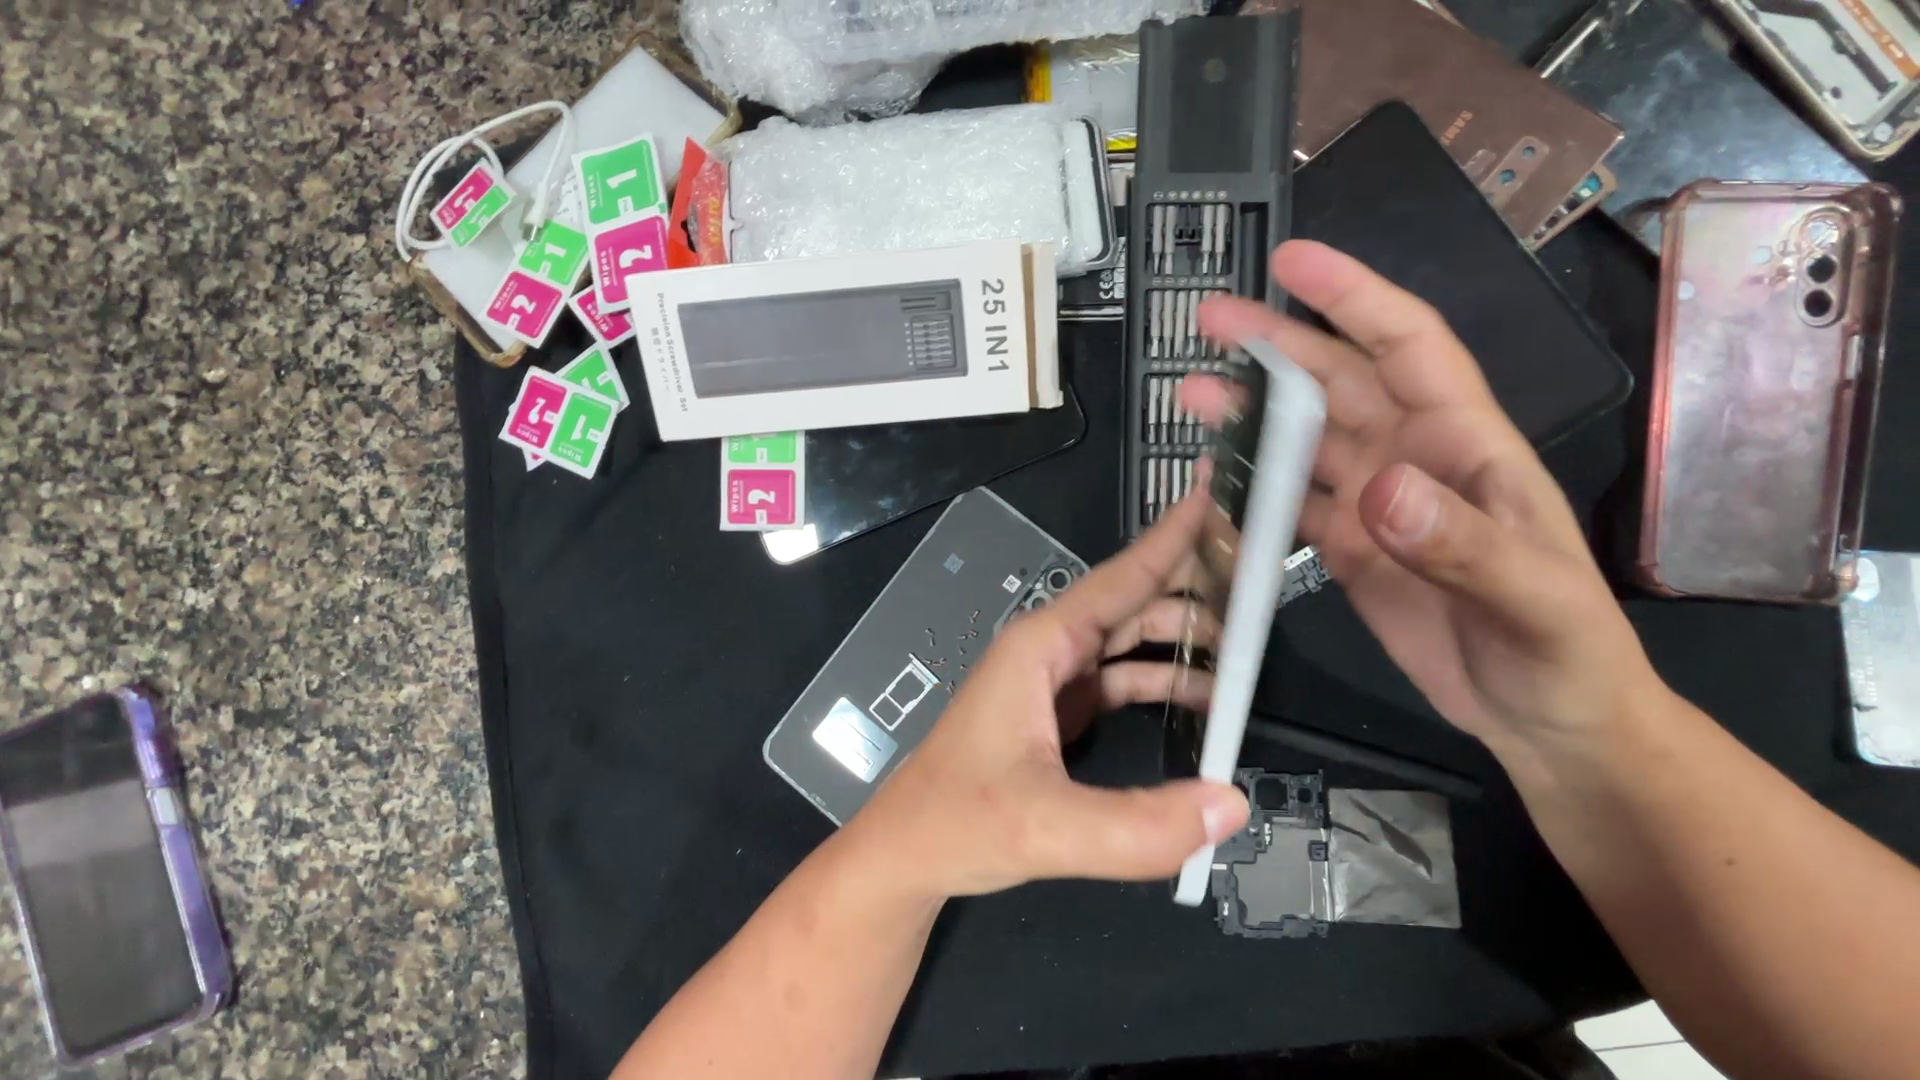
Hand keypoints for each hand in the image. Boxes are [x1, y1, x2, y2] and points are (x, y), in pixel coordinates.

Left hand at [844, 492, 1250, 900]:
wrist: (909, 852)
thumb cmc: (958, 822)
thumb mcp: (1045, 828)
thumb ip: (1137, 827)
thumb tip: (1230, 805)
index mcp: (1041, 647)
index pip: (1121, 578)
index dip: (1173, 537)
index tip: (1217, 493)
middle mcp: (1049, 649)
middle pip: (1134, 602)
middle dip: (1195, 589)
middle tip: (1261, 586)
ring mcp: (1055, 679)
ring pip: (1132, 641)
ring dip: (1186, 642)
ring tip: (1249, 653)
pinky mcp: (1061, 711)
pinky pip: (1124, 680)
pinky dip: (1165, 682)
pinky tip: (1204, 703)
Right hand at [1188, 240, 1660, 748]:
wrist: (1547, 716)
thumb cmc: (1564, 648)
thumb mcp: (1532, 597)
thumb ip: (1462, 543)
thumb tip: (1380, 488)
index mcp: (1464, 444)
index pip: (1405, 347)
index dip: (1352, 297)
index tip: (1291, 263)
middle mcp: (1411, 458)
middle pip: (1334, 384)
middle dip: (1275, 347)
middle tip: (1210, 321)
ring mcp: (1374, 505)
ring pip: (1301, 441)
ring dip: (1249, 415)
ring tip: (1192, 394)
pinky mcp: (1348, 550)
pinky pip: (1289, 505)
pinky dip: (1249, 489)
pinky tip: (1211, 476)